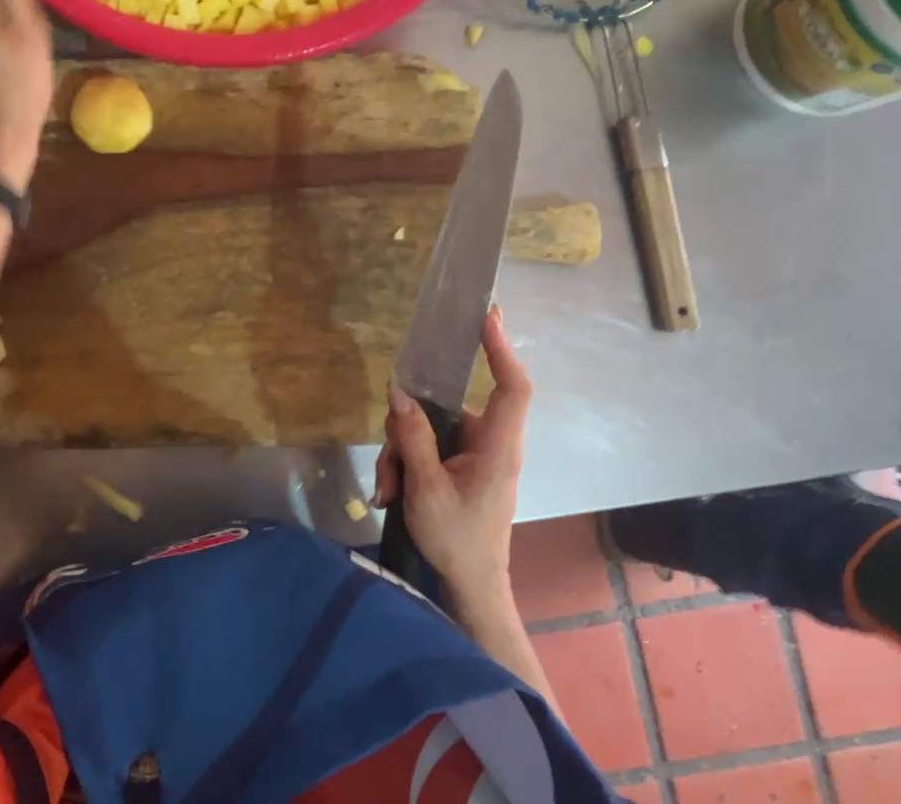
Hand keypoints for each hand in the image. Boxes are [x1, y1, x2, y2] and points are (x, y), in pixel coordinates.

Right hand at [373, 307, 531, 611]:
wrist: (471, 585)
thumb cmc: (457, 539)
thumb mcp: (425, 489)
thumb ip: (412, 438)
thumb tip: (399, 392)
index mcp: (498, 447)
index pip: (511, 387)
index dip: (501, 349)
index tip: (486, 315)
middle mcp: (491, 443)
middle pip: (447, 407)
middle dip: (407, 430)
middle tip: (389, 468)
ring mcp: (475, 455)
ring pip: (429, 428)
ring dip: (401, 454)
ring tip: (389, 491)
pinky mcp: (461, 466)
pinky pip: (428, 447)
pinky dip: (406, 464)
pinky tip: (393, 494)